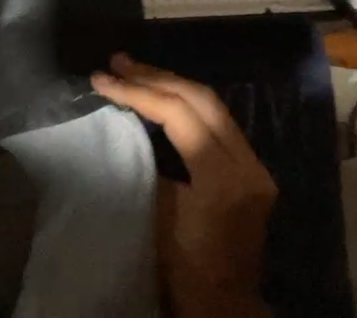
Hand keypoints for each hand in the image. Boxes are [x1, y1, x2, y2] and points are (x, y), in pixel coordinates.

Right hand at [93, 54, 276, 317]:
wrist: (224, 306)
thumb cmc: (184, 268)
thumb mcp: (158, 214)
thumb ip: (149, 163)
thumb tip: (126, 122)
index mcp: (223, 179)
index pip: (178, 115)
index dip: (136, 91)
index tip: (101, 79)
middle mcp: (248, 165)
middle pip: (200, 99)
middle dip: (154, 76)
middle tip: (116, 62)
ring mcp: (255, 166)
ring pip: (211, 105)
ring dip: (169, 83)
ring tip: (132, 69)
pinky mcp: (252, 169)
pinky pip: (216, 121)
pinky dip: (183, 102)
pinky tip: (158, 94)